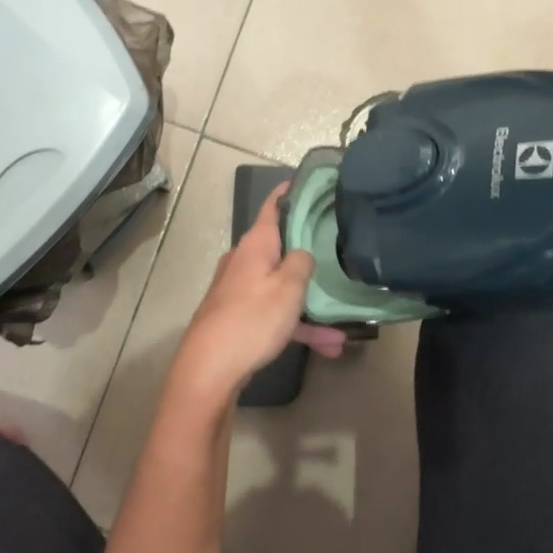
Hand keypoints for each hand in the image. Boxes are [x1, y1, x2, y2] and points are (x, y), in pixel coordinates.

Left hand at [169, 187, 343, 404]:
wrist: (209, 369)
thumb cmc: (252, 319)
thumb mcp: (288, 287)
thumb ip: (302, 262)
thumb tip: (303, 251)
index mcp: (255, 245)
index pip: (273, 206)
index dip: (291, 192)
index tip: (312, 183)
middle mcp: (244, 261)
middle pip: (281, 248)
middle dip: (311, 255)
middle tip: (340, 251)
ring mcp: (240, 290)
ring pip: (283, 288)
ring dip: (312, 305)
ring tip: (343, 327)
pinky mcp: (239, 317)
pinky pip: (276, 314)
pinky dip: (298, 326)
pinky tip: (327, 347)